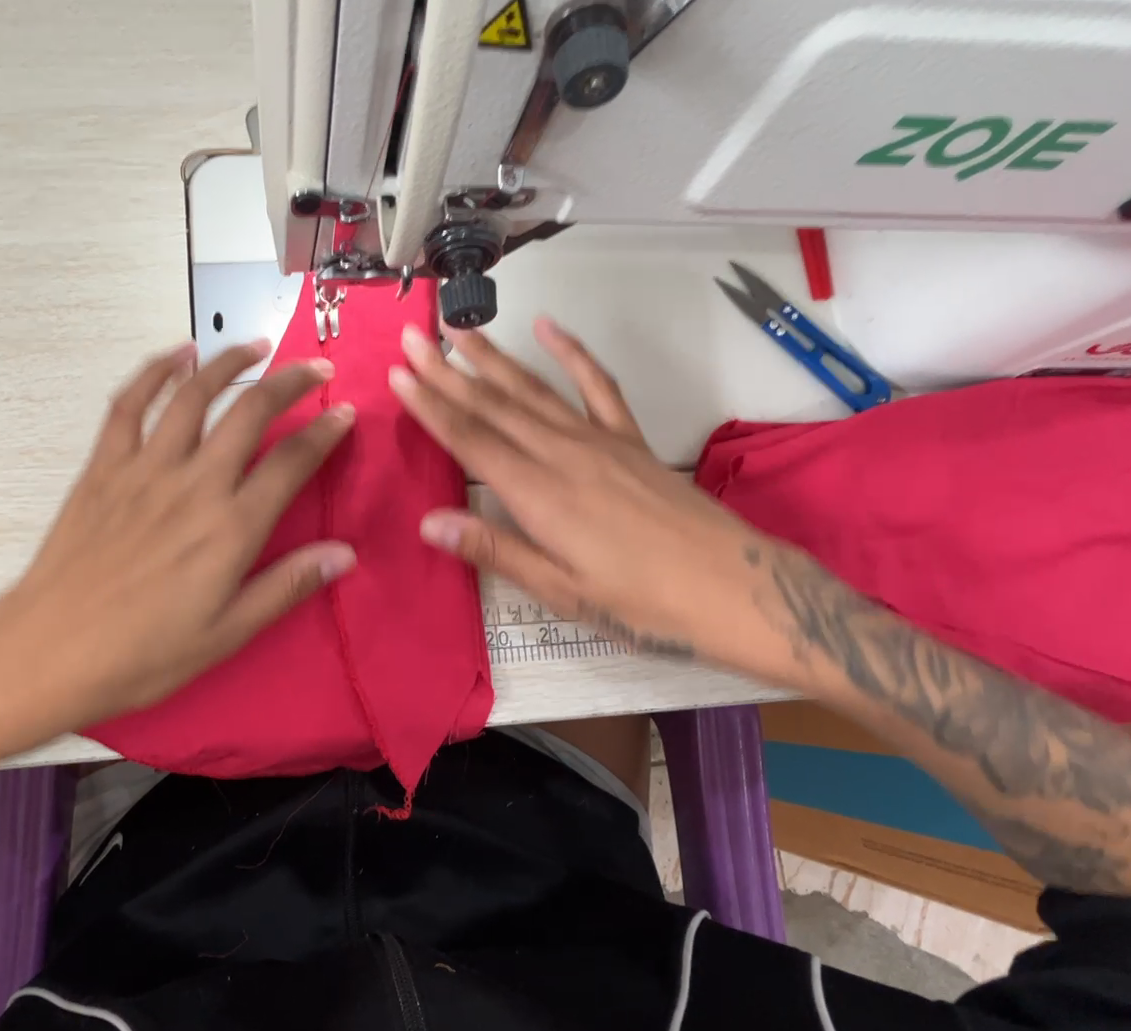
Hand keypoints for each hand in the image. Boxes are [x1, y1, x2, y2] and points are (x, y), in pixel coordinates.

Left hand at [0, 340, 355, 732]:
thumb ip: (286, 586)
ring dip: (229, 362)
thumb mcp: (228, 634)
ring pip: (193, 395)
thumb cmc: (145, 654)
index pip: (292, 462)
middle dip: (291, 383)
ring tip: (256, 347)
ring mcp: (144, 469)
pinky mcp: (103, 467)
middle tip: (315, 370)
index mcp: (232, 528)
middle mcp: (194, 484)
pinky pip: (129, 404)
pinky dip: (155, 371)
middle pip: (251, 412)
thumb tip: (343, 554)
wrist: (51, 651)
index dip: (325, 433)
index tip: (344, 414)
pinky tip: (177, 355)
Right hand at [389, 320, 773, 664]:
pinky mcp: (631, 439)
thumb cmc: (641, 603)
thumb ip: (496, 550)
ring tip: (458, 328)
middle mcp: (564, 455)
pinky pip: (597, 385)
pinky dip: (572, 353)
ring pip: (534, 390)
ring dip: (492, 357)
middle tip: (412, 337)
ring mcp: (600, 441)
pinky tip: (548, 327)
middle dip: (448, 371)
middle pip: (495, 406)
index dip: (431, 406)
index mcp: (540, 496)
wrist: (731, 588)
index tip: (399, 374)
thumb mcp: (563, 592)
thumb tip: (429, 522)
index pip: (472, 441)